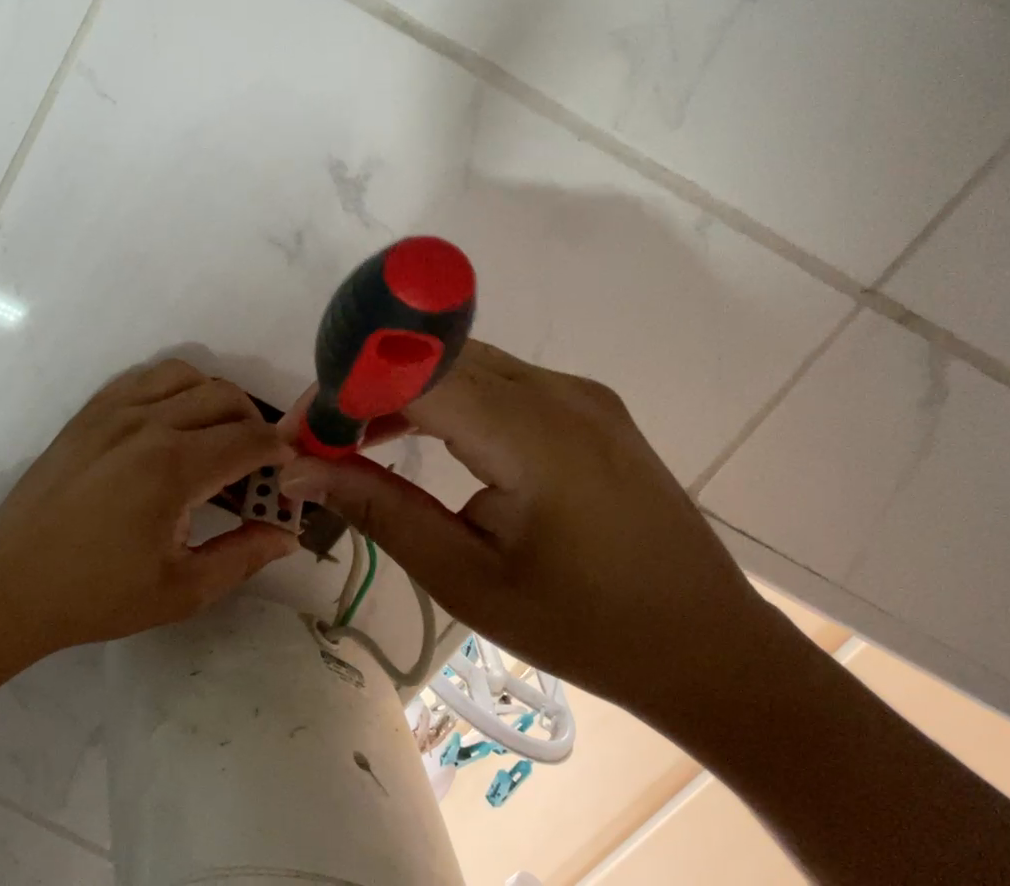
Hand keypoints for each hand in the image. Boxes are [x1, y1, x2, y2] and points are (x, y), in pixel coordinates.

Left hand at [0, 359, 300, 660]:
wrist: (11, 585)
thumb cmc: (97, 595)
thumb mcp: (182, 590)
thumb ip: (243, 556)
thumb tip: (289, 535)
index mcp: (172, 466)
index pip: (250, 439)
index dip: (282, 452)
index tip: (292, 473)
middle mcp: (145, 423)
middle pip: (224, 396)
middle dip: (255, 424)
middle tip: (257, 467)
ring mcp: (111, 411)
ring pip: (184, 374)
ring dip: (214, 399)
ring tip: (216, 442)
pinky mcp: (86, 414)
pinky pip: (142, 378)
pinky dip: (171, 389)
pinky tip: (171, 427)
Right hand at [278, 341, 784, 710]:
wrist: (712, 652)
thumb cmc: (585, 628)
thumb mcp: (465, 578)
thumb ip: (378, 510)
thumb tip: (297, 473)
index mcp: (534, 436)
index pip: (413, 374)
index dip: (343, 393)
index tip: (297, 438)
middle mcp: (559, 393)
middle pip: (434, 357)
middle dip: (361, 388)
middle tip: (315, 444)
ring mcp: (580, 396)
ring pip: (462, 363)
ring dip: (398, 390)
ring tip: (351, 443)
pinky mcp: (588, 410)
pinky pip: (495, 381)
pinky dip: (441, 399)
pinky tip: (414, 439)